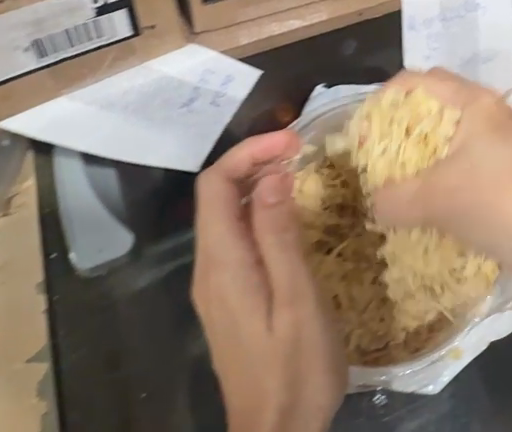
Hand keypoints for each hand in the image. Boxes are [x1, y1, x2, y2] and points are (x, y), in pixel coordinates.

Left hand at [192, 130, 344, 431]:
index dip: (249, 151)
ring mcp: (217, 285)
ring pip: (226, 213)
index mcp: (222, 263)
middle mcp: (209, 268)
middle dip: (254, 160)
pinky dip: (259, 210)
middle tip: (302, 149)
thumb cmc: (294, 369)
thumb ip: (279, 236)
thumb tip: (271, 175)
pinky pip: (236, 237)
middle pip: (216, 194)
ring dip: (257, 182)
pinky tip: (291, 214)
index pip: (214, 184)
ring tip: (301, 170)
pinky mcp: (230, 298)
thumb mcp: (297, 299)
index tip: (294, 141)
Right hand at [366, 69, 511, 275]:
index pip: (419, 80)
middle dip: (404, 129)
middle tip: (379, 156)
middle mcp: (489, 113)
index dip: (386, 97)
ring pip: (453, 139)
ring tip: (400, 184)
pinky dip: (445, 179)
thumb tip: (374, 204)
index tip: (364, 125)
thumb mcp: (436, 199)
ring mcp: (504, 143)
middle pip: (435, 107)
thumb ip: (395, 199)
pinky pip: (467, 165)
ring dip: (425, 159)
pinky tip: (432, 206)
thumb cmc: (500, 200)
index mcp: (473, 103)